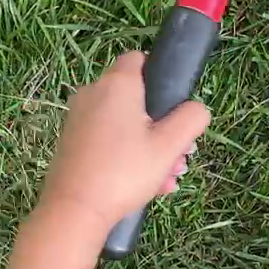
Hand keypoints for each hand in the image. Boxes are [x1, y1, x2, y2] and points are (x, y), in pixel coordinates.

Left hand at [35, 51, 210, 230]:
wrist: (75, 209)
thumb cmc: (124, 172)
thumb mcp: (168, 146)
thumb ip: (190, 119)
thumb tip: (196, 109)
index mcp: (117, 84)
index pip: (138, 59)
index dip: (159, 77)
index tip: (172, 107)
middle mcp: (93, 94)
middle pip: (135, 99)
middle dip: (162, 126)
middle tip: (180, 156)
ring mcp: (79, 119)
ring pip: (124, 125)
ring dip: (149, 148)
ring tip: (167, 179)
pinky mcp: (72, 142)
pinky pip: (107, 141)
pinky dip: (127, 156)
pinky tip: (147, 186)